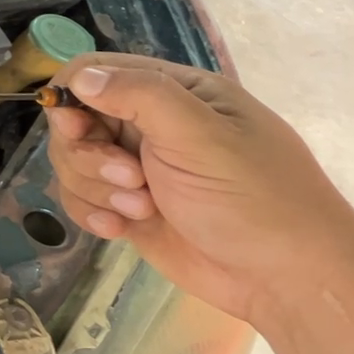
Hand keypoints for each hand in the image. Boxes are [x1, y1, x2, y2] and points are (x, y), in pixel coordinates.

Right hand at [44, 52, 353, 325]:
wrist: (282, 280)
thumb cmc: (252, 200)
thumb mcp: (202, 138)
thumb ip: (141, 96)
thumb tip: (80, 78)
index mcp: (176, 95)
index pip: (94, 73)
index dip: (71, 97)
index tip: (75, 127)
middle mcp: (149, 126)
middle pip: (72, 122)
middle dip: (88, 155)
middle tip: (130, 178)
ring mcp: (133, 166)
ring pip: (70, 162)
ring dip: (96, 188)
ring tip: (140, 209)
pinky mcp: (121, 202)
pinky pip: (76, 196)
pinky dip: (92, 212)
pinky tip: (122, 228)